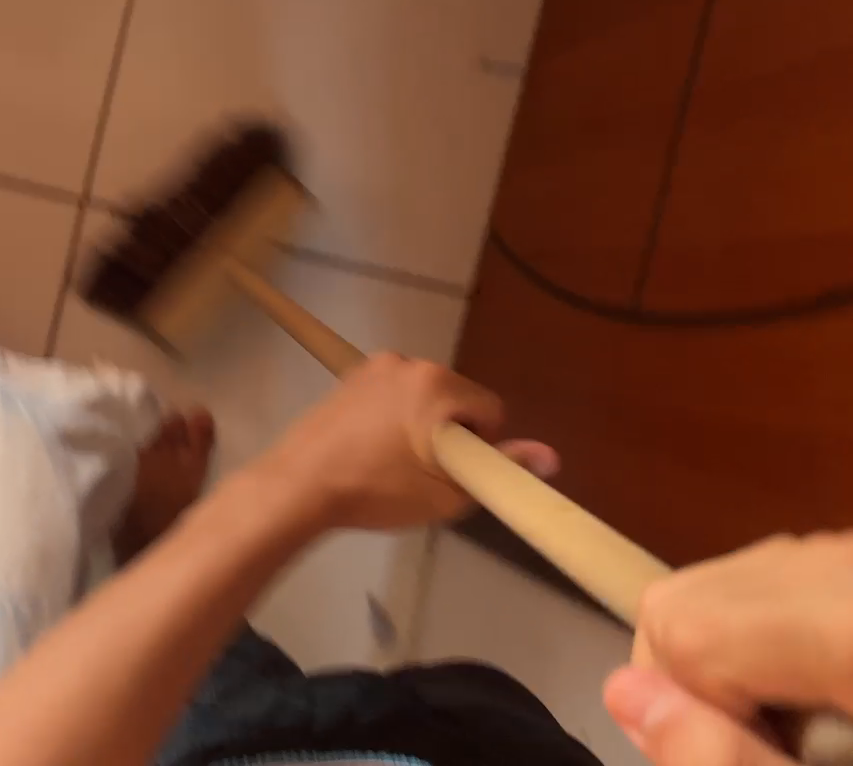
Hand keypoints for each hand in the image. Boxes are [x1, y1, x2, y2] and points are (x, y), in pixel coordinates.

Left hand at [254, 352, 557, 531]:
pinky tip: (373, 447)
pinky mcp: (348, 377)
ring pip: (424, 397)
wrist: (300, 483)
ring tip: (395, 461)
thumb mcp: (447, 490)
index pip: (492, 409)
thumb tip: (552, 456)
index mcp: (435, 382)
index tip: (454, 471)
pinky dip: (395, 416)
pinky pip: (393, 394)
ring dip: (424, 424)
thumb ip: (501, 468)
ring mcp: (371, 366)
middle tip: (424, 470)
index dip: (484, 446)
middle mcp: (405, 362)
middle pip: (456, 398)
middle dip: (453, 432)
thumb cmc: (377, 489)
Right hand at [605, 531, 852, 765]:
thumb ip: (730, 761)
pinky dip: (725, 637)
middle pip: (680, 614)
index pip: (684, 645)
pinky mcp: (807, 546)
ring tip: (791, 713)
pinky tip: (786, 674)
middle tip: (781, 739)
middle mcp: (842, 562)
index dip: (706, 713)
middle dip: (699, 682)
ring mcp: (823, 547)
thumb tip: (623, 692)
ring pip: (683, 598)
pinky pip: (707, 588)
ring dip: (707, 660)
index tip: (780, 753)